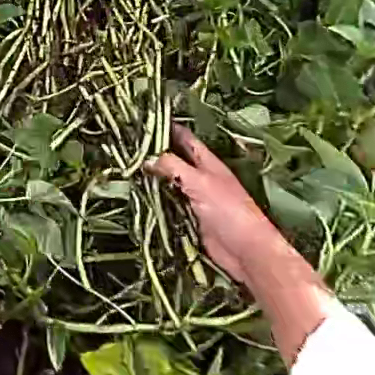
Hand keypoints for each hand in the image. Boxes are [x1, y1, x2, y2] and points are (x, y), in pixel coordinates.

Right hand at [148, 124, 332, 362]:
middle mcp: (199, 176)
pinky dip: (154, 201)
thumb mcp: (199, 182)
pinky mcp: (190, 219)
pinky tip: (138, 197)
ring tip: (126, 169)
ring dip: (151, 178)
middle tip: (127, 147)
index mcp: (206, 161)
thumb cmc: (229, 211)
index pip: (183, 137)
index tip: (141, 120)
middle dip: (153, 153)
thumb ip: (173, 167)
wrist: (248, 253)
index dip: (165, 127)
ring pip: (168, 183)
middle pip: (173, 159)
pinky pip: (168, 205)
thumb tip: (146, 158)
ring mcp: (195, 198)